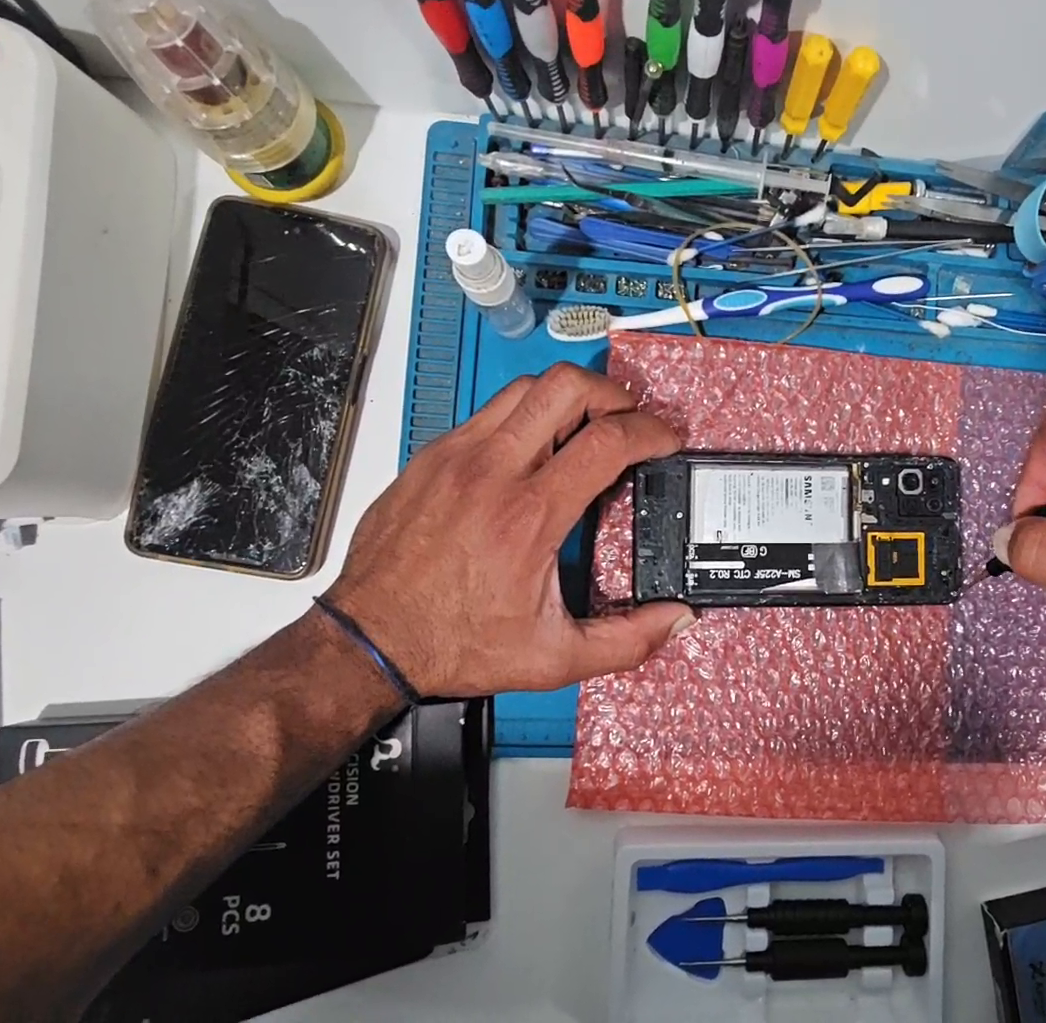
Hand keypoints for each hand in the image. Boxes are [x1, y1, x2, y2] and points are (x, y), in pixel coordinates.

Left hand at [324, 364, 692, 698]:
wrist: (369, 639)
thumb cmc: (452, 643)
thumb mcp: (553, 658)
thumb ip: (626, 640)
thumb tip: (676, 621)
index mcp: (530, 516)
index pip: (607, 440)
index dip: (651, 432)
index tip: (664, 440)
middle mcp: (493, 472)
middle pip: (567, 387)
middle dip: (613, 394)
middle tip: (628, 420)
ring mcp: (457, 457)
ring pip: (526, 387)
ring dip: (569, 396)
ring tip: (587, 424)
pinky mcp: (432, 457)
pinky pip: (489, 411)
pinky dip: (525, 415)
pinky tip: (535, 449)